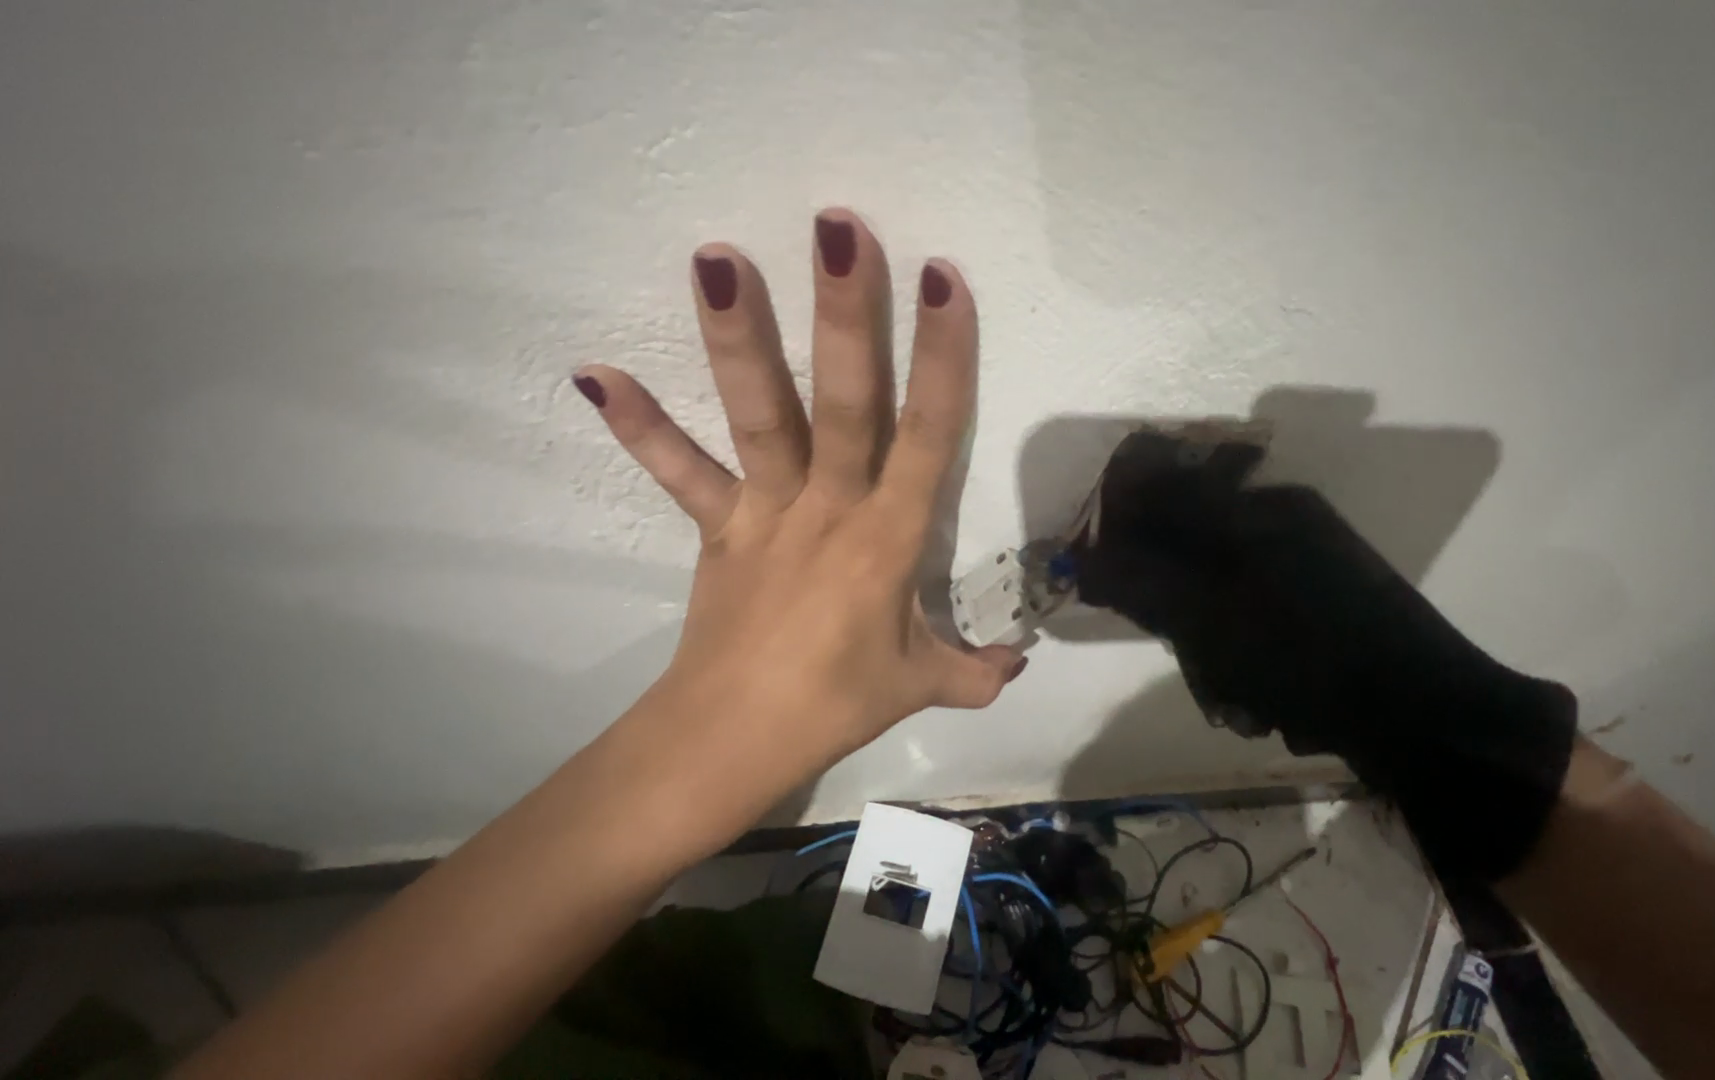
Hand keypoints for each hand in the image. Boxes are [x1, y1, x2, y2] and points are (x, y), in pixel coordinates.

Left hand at [571, 211, 1023, 808]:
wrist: (731, 740)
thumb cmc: (833, 706)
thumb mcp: (917, 685)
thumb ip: (973, 669)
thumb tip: (1020, 664)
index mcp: (888, 539)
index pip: (929, 436)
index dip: (941, 359)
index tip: (942, 278)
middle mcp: (828, 507)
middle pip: (845, 404)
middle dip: (846, 317)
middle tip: (837, 227)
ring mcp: (764, 511)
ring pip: (759, 417)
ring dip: (739, 339)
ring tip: (715, 256)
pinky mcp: (715, 526)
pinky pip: (680, 472)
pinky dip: (640, 426)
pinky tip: (593, 373)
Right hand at [1073, 431, 1575, 881]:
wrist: (1431, 724)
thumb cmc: (1310, 655)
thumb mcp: (1210, 617)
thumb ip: (1140, 581)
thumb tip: (1080, 559)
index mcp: (1264, 510)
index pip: (1168, 496)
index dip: (1126, 536)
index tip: (1103, 583)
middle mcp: (1287, 529)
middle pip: (1191, 558)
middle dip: (1178, 618)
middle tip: (1193, 660)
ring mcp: (1312, 573)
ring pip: (1223, 602)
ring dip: (1215, 656)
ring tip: (1237, 702)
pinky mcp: (1327, 616)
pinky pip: (1259, 629)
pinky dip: (1250, 667)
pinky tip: (1264, 707)